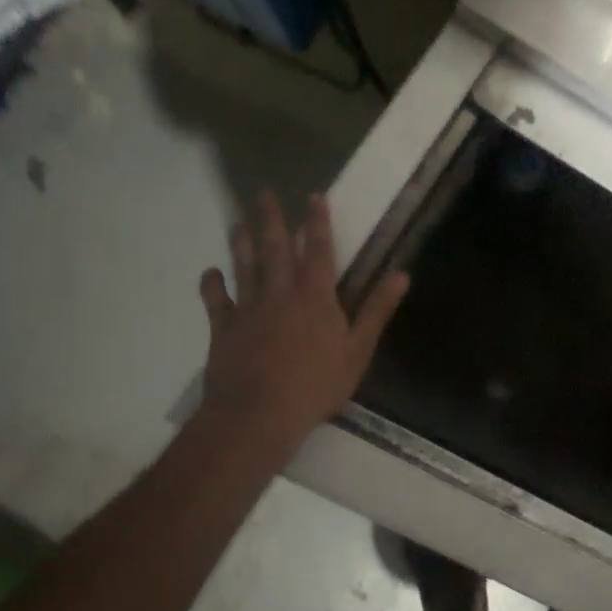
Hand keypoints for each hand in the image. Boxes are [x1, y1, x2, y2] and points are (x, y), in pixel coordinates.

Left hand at [196, 192, 409, 457]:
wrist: (257, 415)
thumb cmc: (316, 384)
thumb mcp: (358, 349)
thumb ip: (377, 309)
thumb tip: (402, 274)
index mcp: (316, 297)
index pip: (318, 250)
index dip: (317, 222)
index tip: (314, 196)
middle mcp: (280, 294)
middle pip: (276, 250)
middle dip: (272, 221)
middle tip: (264, 195)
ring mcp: (248, 311)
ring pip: (245, 269)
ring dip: (242, 244)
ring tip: (239, 223)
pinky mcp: (224, 331)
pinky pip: (217, 302)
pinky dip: (212, 286)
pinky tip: (210, 273)